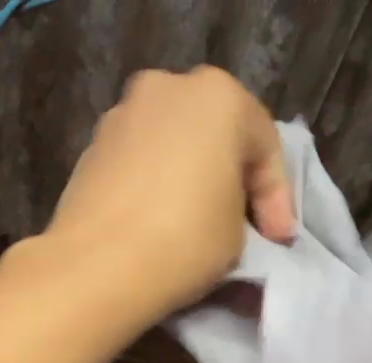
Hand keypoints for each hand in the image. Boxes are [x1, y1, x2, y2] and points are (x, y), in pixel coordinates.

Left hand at [42, 66, 295, 318]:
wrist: (97, 267)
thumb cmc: (185, 241)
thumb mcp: (239, 235)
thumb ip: (245, 213)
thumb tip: (236, 222)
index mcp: (219, 95)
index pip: (265, 146)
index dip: (278, 200)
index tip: (279, 241)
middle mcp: (168, 87)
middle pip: (217, 136)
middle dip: (233, 180)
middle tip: (244, 228)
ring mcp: (123, 113)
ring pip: (175, 147)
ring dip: (192, 182)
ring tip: (200, 228)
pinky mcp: (92, 146)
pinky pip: (142, 164)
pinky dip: (158, 188)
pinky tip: (162, 226)